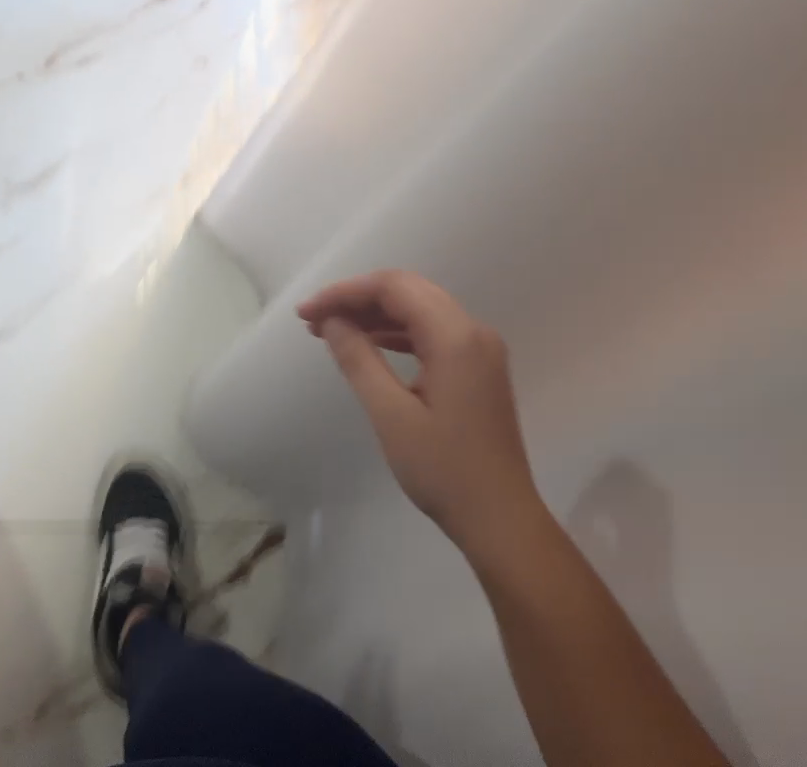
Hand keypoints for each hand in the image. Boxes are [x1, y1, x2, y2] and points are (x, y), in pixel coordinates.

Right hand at [298, 270, 544, 555]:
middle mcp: (473, 333)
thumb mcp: (391, 415)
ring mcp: (479, 351)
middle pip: (408, 291)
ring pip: (420, 310)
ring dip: (375, 314)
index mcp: (456, 338)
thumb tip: (332, 322)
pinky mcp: (477, 369)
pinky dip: (395, 333)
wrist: (500, 519)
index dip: (345, 293)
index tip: (307, 313)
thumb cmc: (444, 470)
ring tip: (331, 331)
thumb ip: (359, 360)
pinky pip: (431, 332)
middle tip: (314, 319)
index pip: (394, 288)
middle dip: (357, 299)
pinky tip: (368, 345)